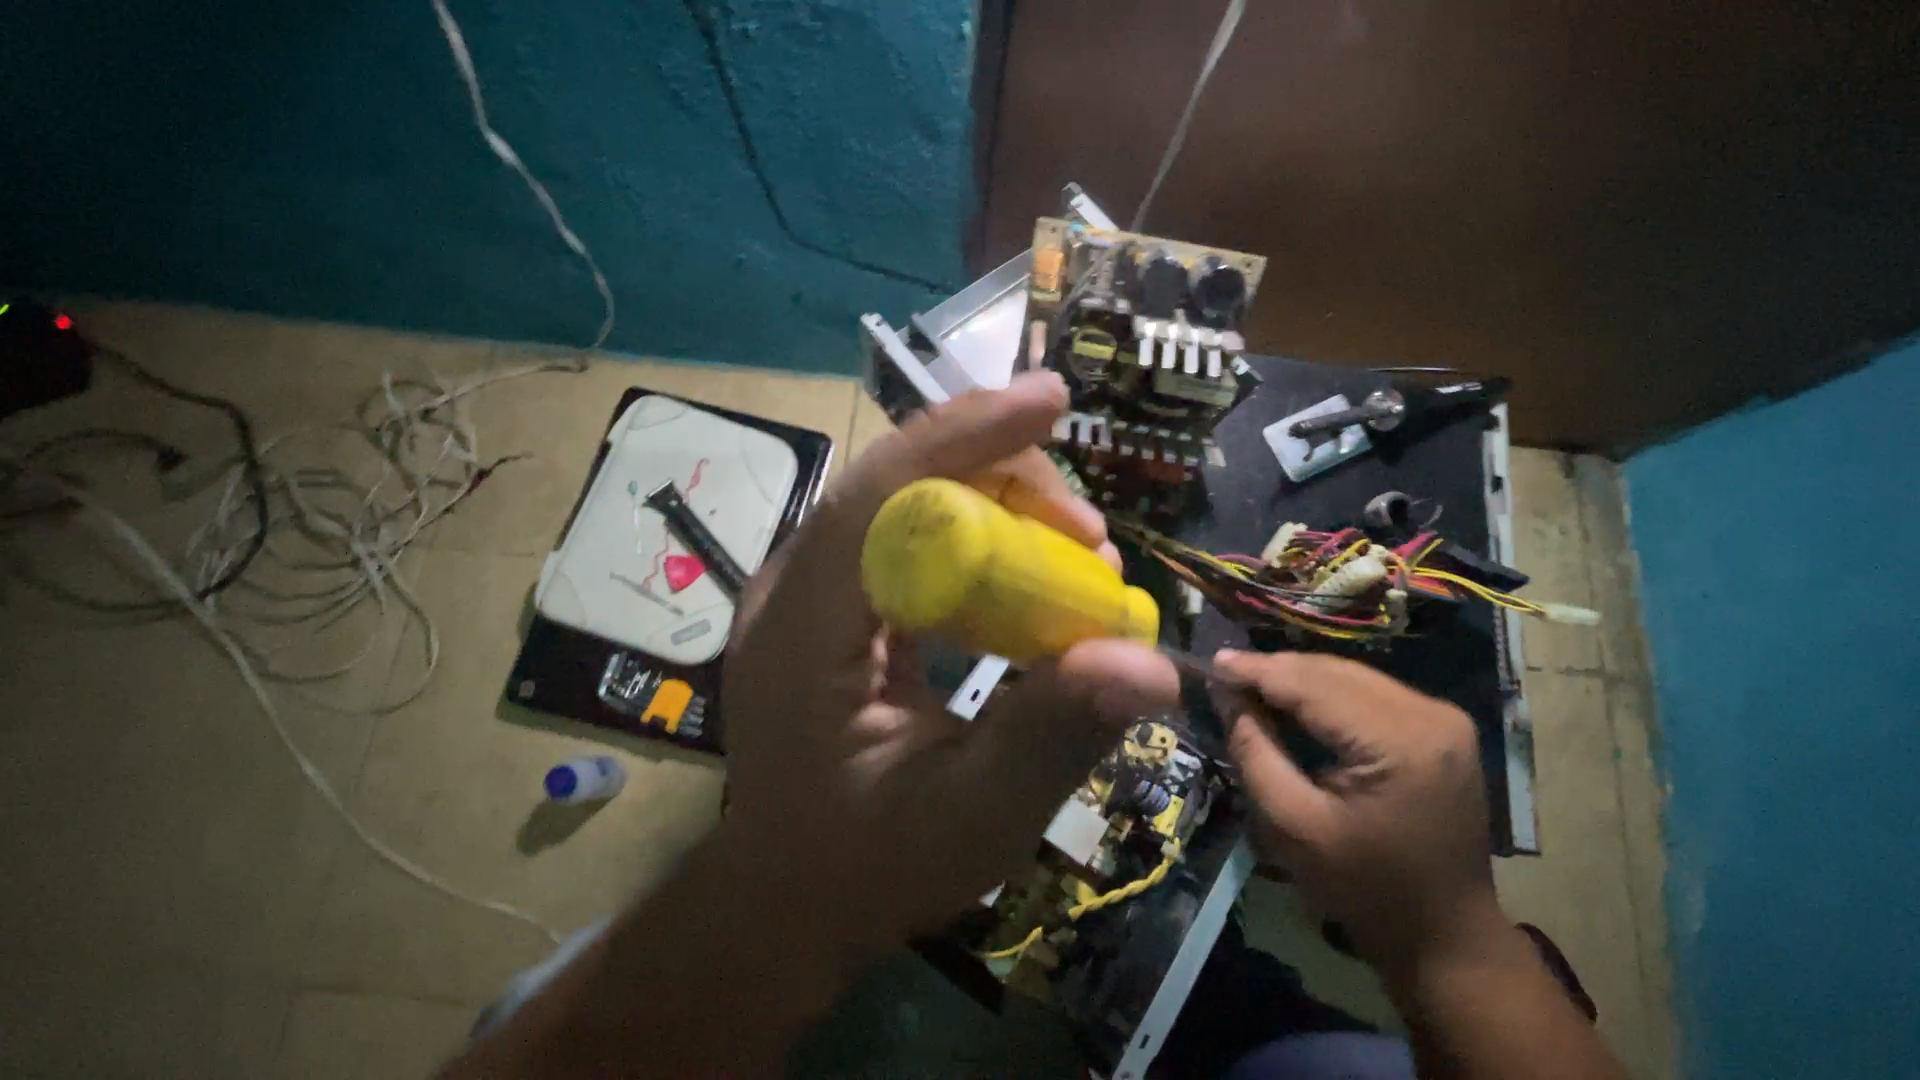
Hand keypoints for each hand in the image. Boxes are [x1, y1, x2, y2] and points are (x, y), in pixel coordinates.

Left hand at [720, 373, 1180, 956]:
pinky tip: (1029, 575)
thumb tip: (1150, 663)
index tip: (1051, 398)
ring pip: (904, 505)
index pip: (878, 495)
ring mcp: (806, 597)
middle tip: (1092, 538)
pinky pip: (906, 543)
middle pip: (896, 485)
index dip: (964, 436)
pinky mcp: (831, 610)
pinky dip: (976, 542)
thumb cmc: (866, 868)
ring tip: (1078, 556)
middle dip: (1001, 479)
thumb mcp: (968, 822)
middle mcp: (791, 591)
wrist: (786, 899)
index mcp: (801, 630)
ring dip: (996, 507)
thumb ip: (1049, 739)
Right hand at [1211, 649, 1502, 974]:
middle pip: (1334, 673)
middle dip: (1276, 670)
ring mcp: (1442, 717)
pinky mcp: (1442, 727)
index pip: (1314, 685)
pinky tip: (1292, 699)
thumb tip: (1226, 694)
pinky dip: (1326, 693)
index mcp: (1400, 741)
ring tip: (1248, 684)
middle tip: (1223, 674)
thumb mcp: (1292, 824)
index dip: (1258, 670)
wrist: (1443, 933)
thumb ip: (1254, 751)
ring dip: (1299, 678)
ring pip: (1351, 676)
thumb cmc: (1363, 888)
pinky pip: (1370, 693)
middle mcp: (1430, 714)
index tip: (1210, 663)